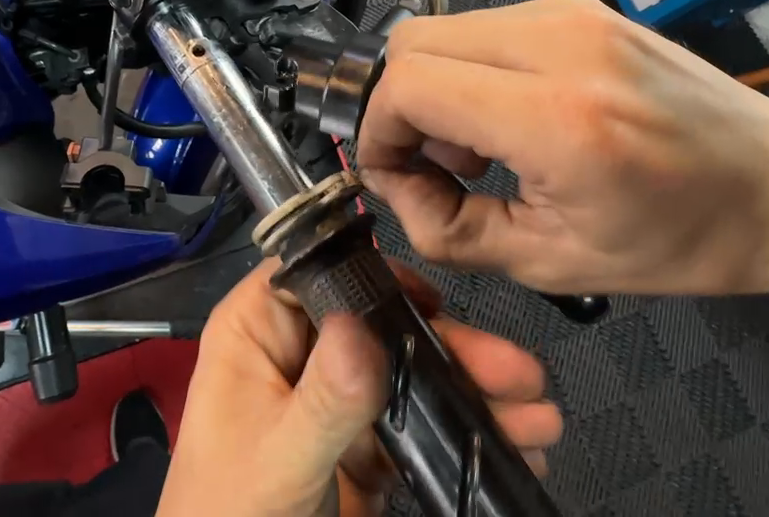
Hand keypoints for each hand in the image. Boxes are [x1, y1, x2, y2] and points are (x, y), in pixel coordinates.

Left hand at [156, 259, 560, 516]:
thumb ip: (324, 397)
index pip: (314, 274)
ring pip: (400, 375)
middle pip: (375, 325)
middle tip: (519, 372)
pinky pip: (408, 427)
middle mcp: (294, 353)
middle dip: (449, 347)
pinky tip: (511, 450)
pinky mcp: (354, 445)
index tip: (435, 300)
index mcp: (257, 332)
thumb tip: (362, 322)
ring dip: (467, 393)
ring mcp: (327, 399)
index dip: (372, 275)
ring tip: (536, 418)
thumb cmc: (231, 510)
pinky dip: (455, 437)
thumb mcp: (278, 456)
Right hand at [356, 0, 768, 298]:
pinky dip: (471, 69)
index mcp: (560, 116)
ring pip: (443, 30)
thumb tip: (394, 185)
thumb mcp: (552, 263)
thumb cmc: (685, 241)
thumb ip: (448, 229)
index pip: (408, 84)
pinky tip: (514, 116)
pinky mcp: (579, 6)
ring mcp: (571, 12)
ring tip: (484, 146)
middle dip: (399, 105)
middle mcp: (560, 41)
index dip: (377, 130)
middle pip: (411, 42)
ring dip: (436, 86)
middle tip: (437, 162)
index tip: (393, 173)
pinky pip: (485, 26)